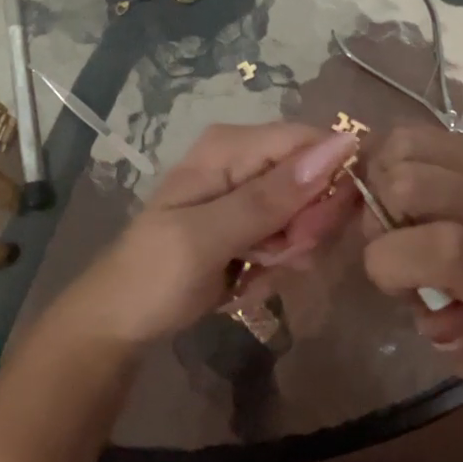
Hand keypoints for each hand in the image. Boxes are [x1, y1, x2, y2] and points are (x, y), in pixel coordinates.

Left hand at [53, 124, 360, 345]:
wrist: (123, 318)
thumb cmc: (155, 272)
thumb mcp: (208, 237)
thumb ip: (269, 197)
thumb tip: (339, 147)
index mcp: (229, 146)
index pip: (311, 143)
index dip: (326, 187)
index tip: (307, 235)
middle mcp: (244, 159)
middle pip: (316, 181)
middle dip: (302, 230)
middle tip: (270, 259)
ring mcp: (249, 191)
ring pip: (309, 215)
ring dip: (290, 253)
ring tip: (250, 272)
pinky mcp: (253, 223)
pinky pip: (293, 238)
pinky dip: (278, 265)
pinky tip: (247, 280)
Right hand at [359, 126, 462, 381]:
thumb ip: (458, 346)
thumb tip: (430, 314)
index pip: (445, 249)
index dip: (391, 262)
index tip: (387, 278)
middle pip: (412, 184)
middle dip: (378, 214)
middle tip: (386, 237)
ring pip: (406, 148)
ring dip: (379, 177)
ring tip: (388, 206)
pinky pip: (413, 132)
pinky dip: (388, 152)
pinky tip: (390, 178)